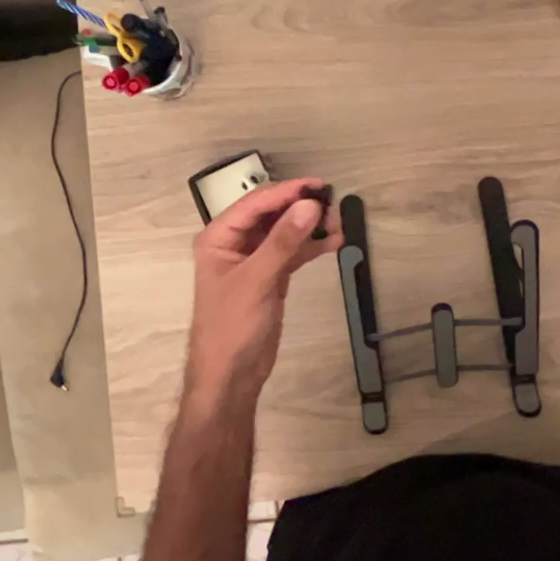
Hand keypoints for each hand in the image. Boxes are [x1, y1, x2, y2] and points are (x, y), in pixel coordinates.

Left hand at [186, 178, 340, 407]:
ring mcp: (254, 259)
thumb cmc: (232, 326)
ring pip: (285, 231)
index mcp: (219, 237)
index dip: (287, 191)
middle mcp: (235, 242)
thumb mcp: (257, 280)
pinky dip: (312, 246)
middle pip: (271, 213)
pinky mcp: (271, 276)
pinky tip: (335, 241)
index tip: (319, 185)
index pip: (255, 204)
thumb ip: (283, 241)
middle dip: (301, 207)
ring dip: (310, 225)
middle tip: (334, 205)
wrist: (231, 375)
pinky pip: (293, 252)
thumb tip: (310, 205)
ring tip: (340, 222)